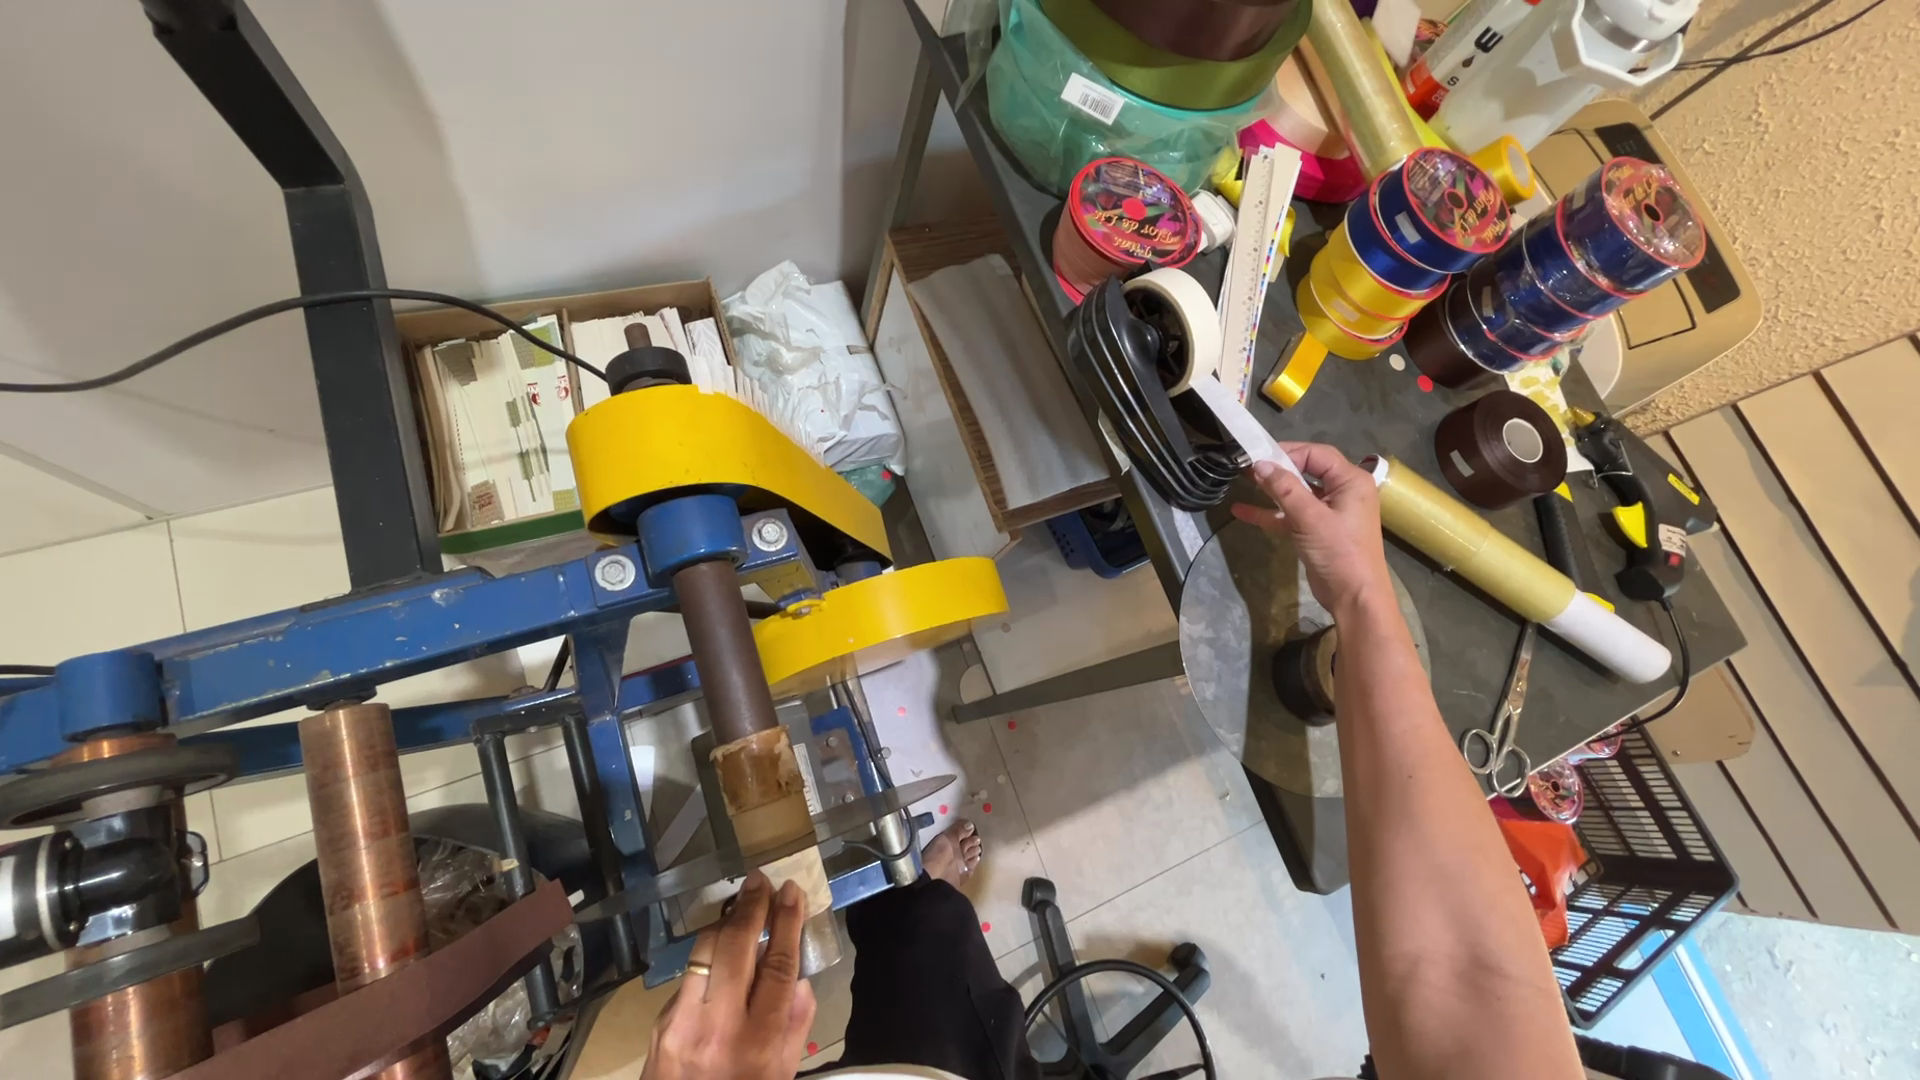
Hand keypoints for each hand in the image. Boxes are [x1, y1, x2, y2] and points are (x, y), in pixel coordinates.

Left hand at [641, 871, 816, 1079]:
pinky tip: (719, 957)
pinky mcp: (659, 1026)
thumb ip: (796, 1025)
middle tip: (761, 881)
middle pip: (735, 947)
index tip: (791, 891)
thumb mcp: (782, 1075)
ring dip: (725, 923)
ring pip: (704, 952)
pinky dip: (707, 960)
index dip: (787, 922)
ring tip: (742, 906)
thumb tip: (800, 979)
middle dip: (751, 907)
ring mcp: (681, 1025)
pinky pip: (689, 977)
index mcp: (757, 1043)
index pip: (778, 966)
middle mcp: (717, 1028)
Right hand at [1230, 443, 1391, 617]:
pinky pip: (1290, 515)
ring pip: (1296, 493)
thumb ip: (1284, 489)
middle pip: (1306, 470)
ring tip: (1243, 482)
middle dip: (1277, 469)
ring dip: (1271, 490)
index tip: (1258, 456)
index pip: (1316, 454)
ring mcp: (1329, 512)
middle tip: (1248, 467)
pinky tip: (1242, 511)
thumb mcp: (1310, 518)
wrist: (1353, 596)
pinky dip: (1270, 513)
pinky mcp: (1316, 530)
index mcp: (1351, 481)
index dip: (1287, 452)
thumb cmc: (1339, 552)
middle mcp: (1342, 492)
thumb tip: (1260, 465)